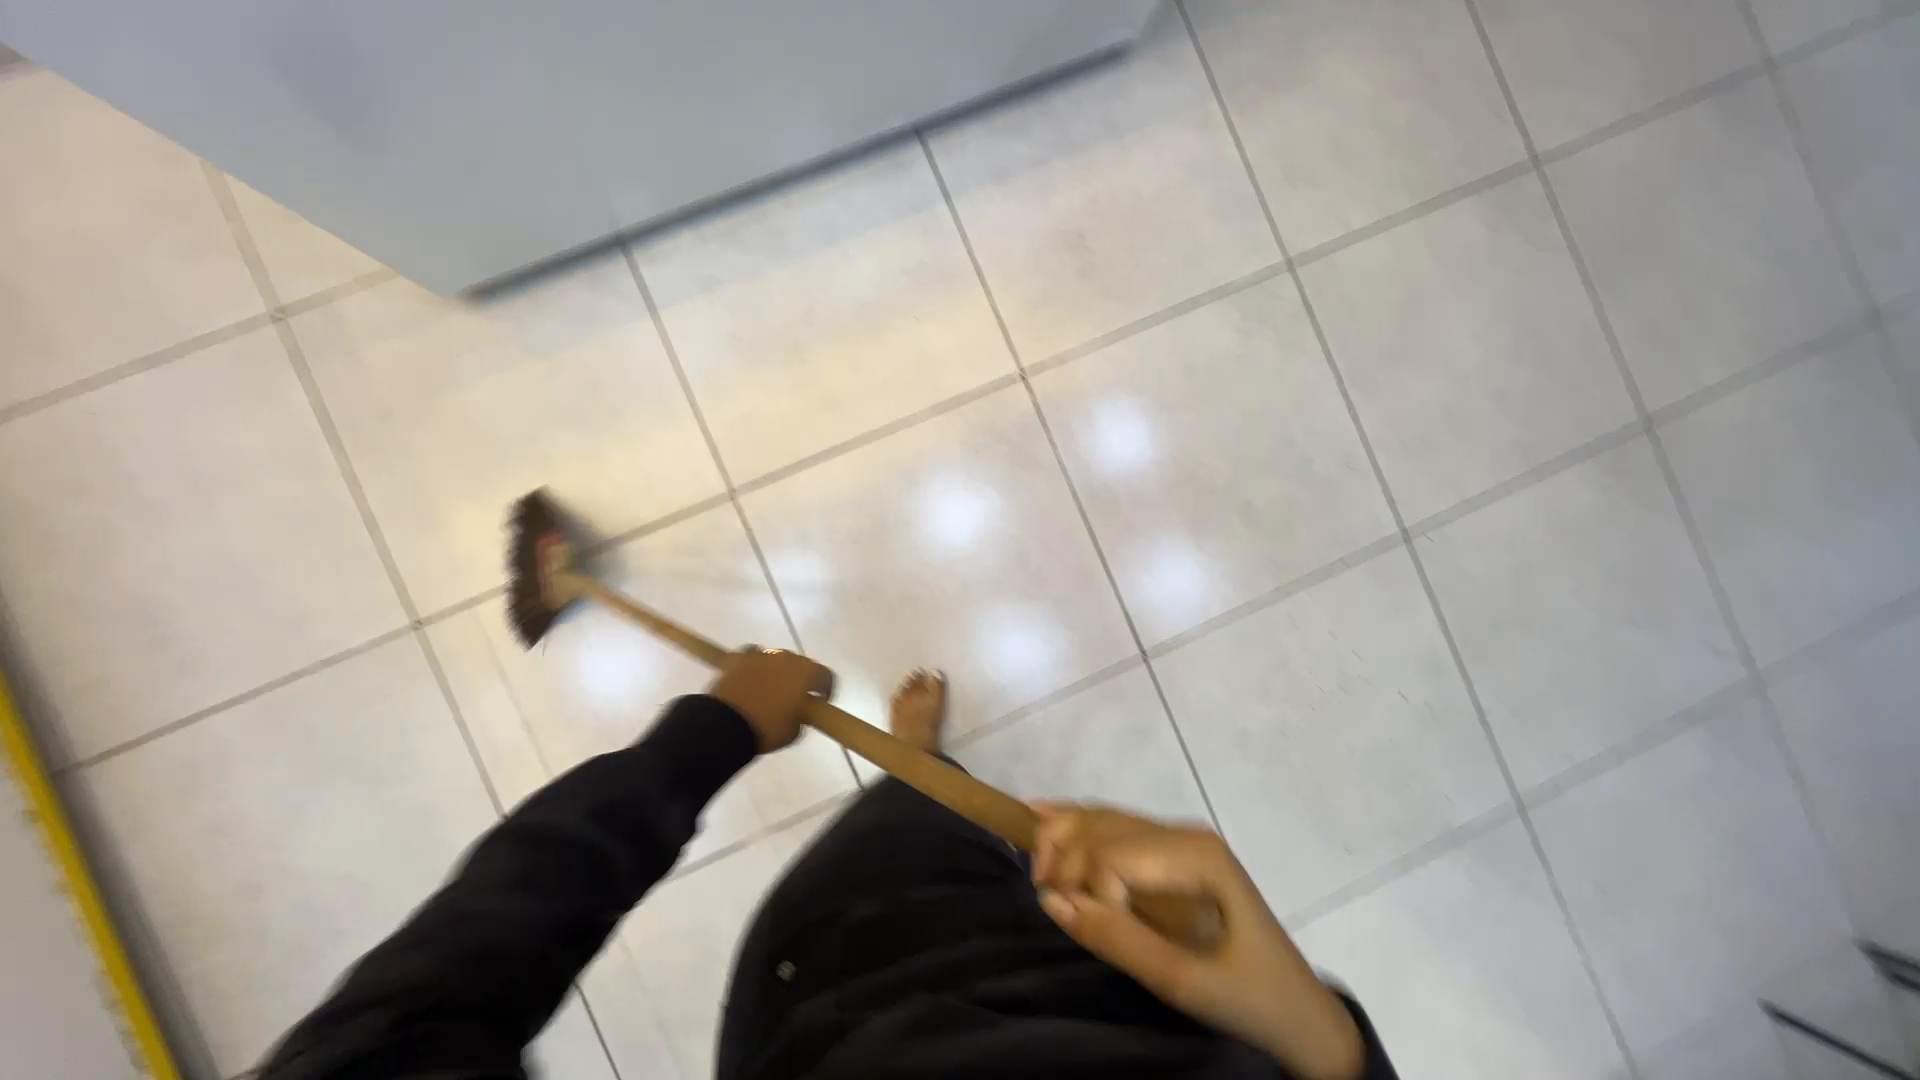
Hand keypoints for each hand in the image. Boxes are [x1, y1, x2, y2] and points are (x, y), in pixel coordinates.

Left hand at [706, 647, 833, 752]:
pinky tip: (751, 676)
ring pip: (777, 658)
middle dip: (801, 679)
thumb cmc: (767, 729)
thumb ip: (802, 716)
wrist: (725, 725)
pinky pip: (753, 655)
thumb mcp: (794, 732)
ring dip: (779, 670)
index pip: (827, 676)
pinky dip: (755, 664)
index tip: (820, 702)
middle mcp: (788, 658)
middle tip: (795, 697)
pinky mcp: (739, 657)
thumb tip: (798, 712)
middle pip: (802, 664)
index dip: (826, 690)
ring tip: (770, 687)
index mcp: (807, 673)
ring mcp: (762, 654)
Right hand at [1031, 804, 1364, 1079]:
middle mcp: (1184, 833)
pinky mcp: (1169, 852)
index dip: (1088, 892)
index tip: (1089, 931)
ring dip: (1062, 839)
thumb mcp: (1183, 983)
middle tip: (1043, 898)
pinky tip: (1041, 816)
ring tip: (1037, 872)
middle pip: (1102, 829)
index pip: (1113, 855)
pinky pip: (1113, 829)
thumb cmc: (1247, 997)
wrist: (1299, 1012)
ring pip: (1102, 820)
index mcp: (1197, 856)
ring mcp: (1177, 839)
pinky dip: (1076, 827)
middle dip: (1063, 859)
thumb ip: (1117, 939)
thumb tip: (1052, 901)